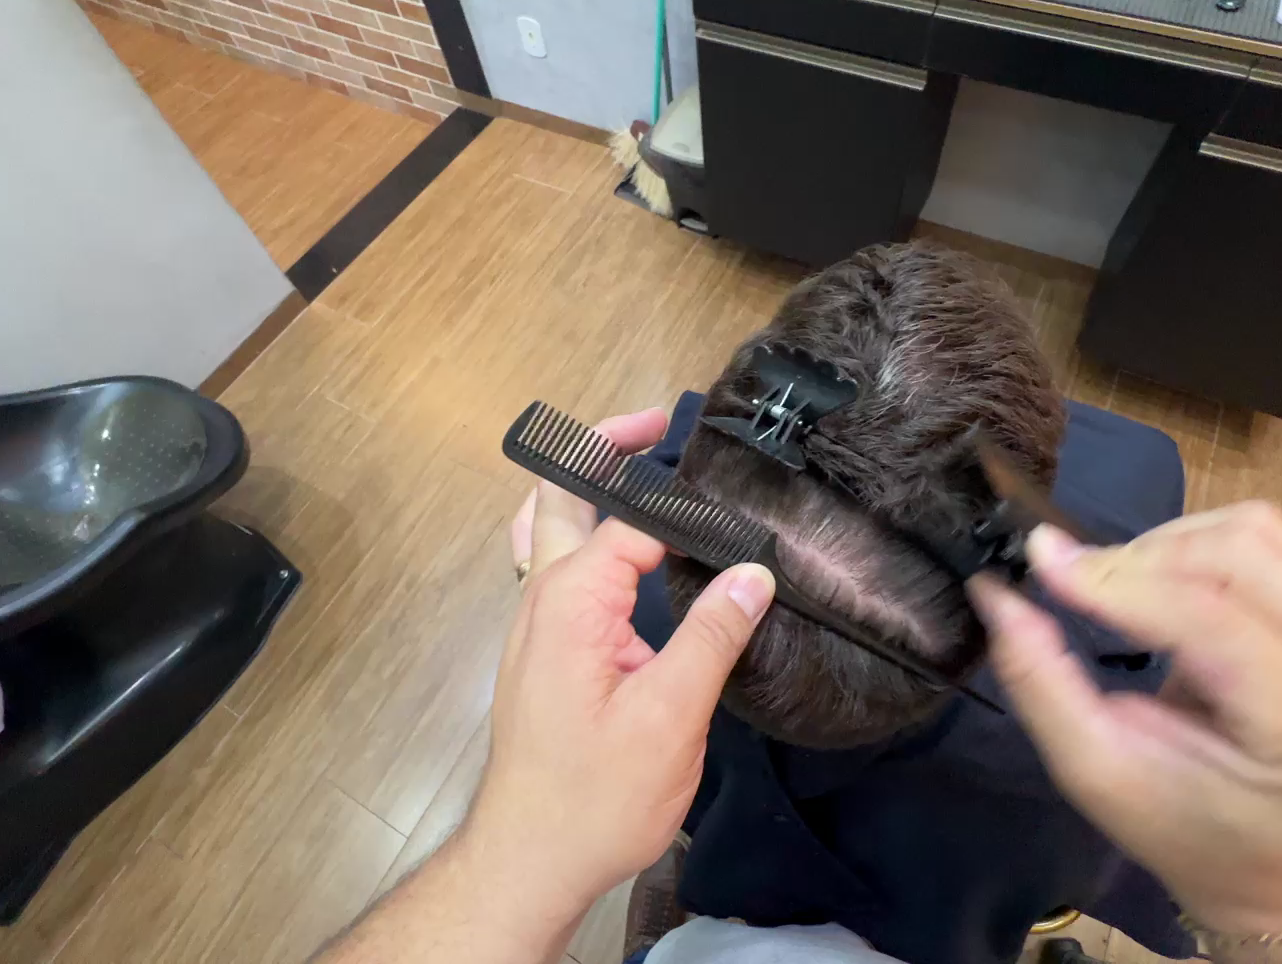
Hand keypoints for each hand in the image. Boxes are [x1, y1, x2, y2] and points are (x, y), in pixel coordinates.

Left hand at [473, 408, 774, 908]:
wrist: (529, 857)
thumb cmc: (594, 795)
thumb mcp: (668, 718)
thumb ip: (711, 635)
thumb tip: (752, 571)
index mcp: (570, 598)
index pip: (632, 520)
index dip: (685, 507)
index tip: (733, 501)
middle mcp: (542, 592)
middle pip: (561, 493)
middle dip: (603, 447)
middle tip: (657, 423)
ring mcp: (535, 616)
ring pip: (548, 522)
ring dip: (586, 483)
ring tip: (634, 458)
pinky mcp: (543, 641)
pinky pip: (554, 560)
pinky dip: (583, 527)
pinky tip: (619, 539)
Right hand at [970, 502, 1281, 935]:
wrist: (1271, 861)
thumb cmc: (1180, 828)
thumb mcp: (1092, 767)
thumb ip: (1039, 677)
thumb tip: (995, 587)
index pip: (1211, 621)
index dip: (1116, 581)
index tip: (1039, 559)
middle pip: (1241, 556)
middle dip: (1141, 560)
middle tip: (1081, 589)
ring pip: (1255, 534)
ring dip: (1168, 548)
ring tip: (1127, 596)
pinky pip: (1270, 540)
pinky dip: (1198, 547)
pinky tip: (1171, 591)